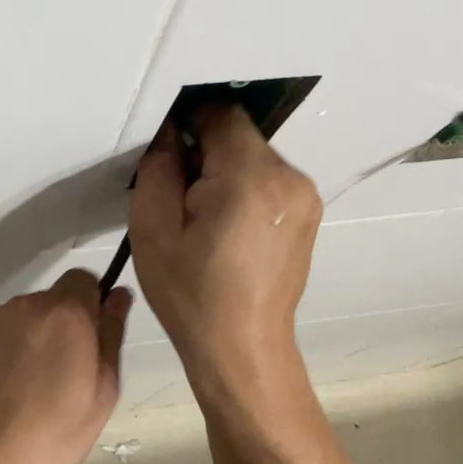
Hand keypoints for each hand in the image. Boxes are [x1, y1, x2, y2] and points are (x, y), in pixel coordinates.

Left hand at [0, 269, 131, 463]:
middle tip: (59, 373)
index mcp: (66, 313)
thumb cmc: (54, 431)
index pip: (83, 279)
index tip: (89, 337)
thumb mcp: (103, 390)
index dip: (90, 303)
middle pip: (51, 301)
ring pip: (19, 317)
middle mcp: (26, 304)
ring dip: (28, 338)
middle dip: (59, 326)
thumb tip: (119, 296)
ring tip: (24, 385)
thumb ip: (111, 334)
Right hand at [128, 105, 321, 394]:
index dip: (187, 124)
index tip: (167, 157)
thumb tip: (171, 131)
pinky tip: (226, 230)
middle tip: (180, 199)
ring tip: (203, 220)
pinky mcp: (309, 214)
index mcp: (251, 177)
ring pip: (253, 158)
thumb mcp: (153, 228)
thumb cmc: (191, 294)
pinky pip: (269, 181)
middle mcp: (290, 177)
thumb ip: (159, 166)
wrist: (241, 349)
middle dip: (206, 154)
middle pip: (239, 135)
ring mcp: (307, 196)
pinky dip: (244, 190)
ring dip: (225, 173)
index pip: (220, 114)